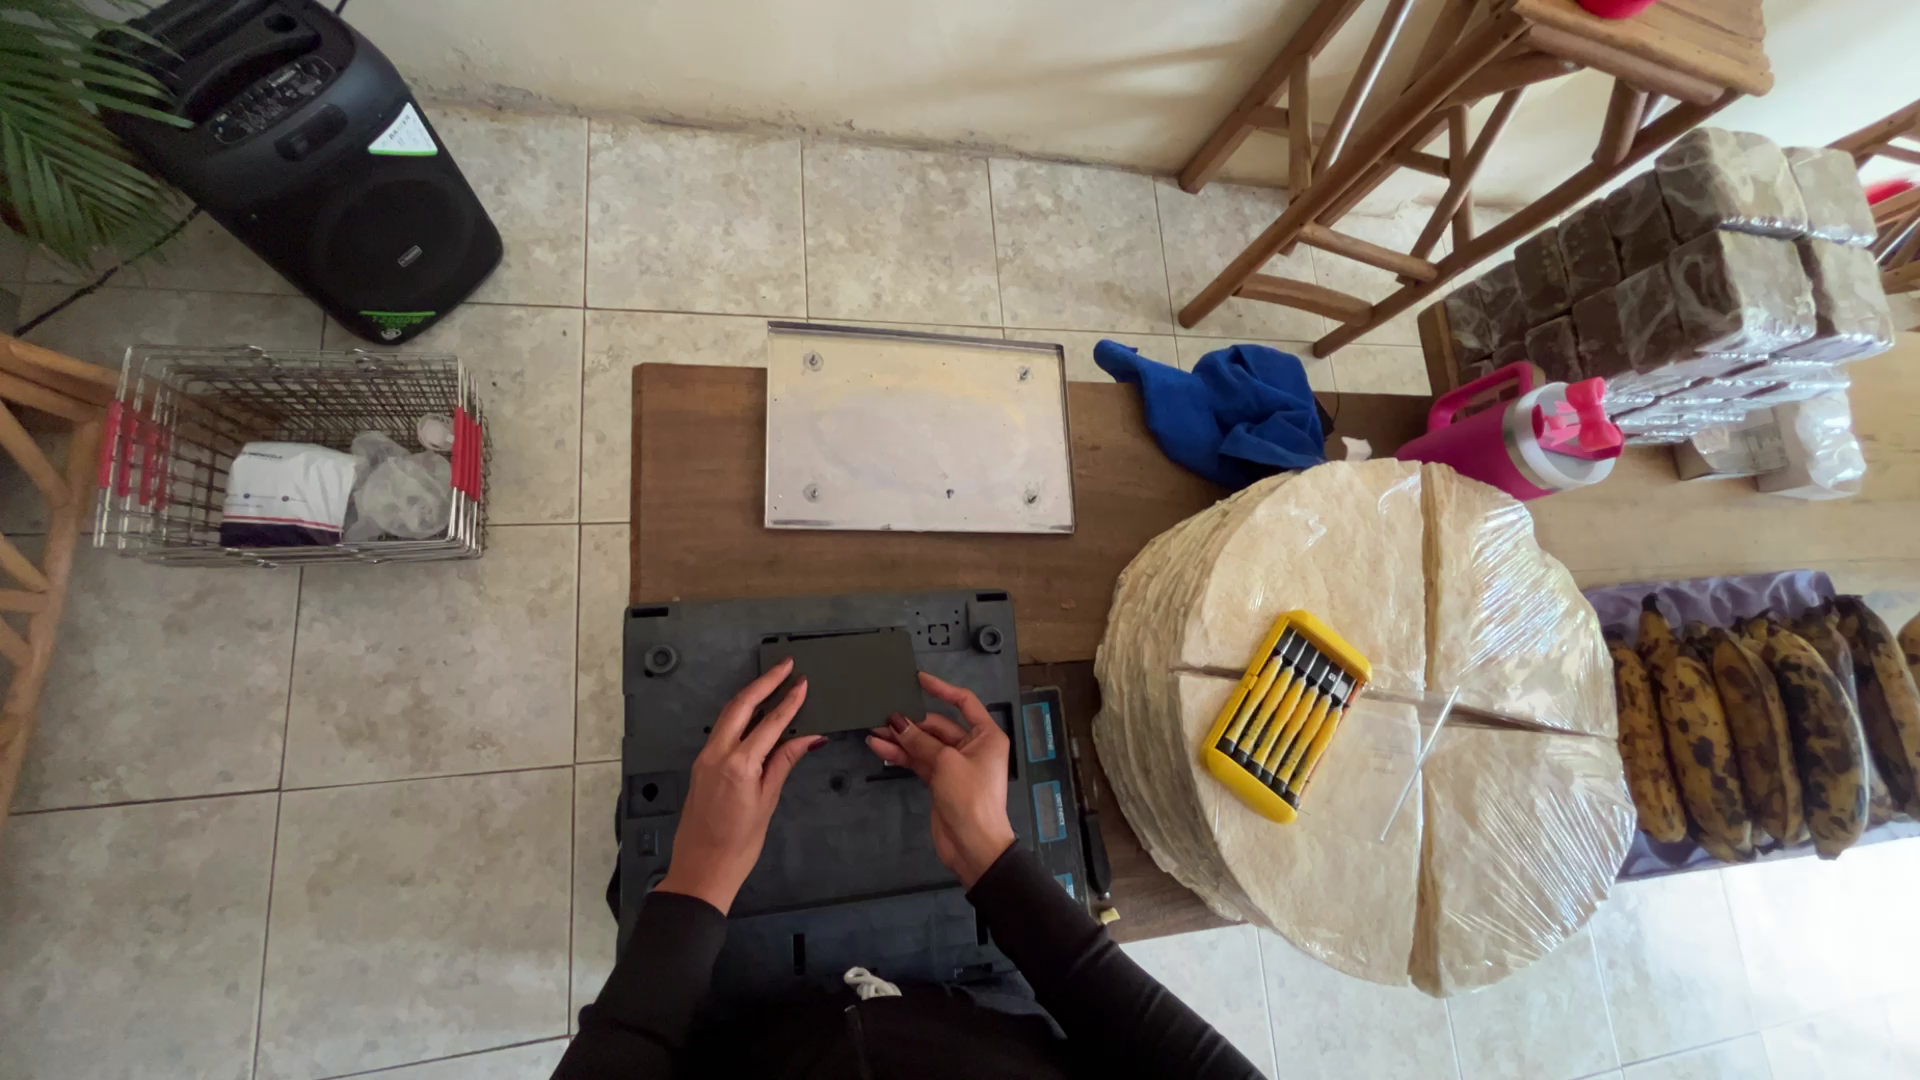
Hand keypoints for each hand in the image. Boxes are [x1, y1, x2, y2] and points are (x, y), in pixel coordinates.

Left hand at [659, 658, 825, 913]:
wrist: (701, 871)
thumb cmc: (737, 844)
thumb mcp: (768, 801)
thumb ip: (785, 761)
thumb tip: (809, 738)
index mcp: (738, 764)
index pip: (770, 722)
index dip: (789, 701)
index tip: (803, 683)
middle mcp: (717, 754)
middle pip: (742, 705)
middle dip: (765, 682)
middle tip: (786, 665)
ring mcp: (705, 758)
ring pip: (729, 713)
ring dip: (751, 694)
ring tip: (772, 680)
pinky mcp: (701, 765)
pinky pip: (722, 729)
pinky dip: (740, 713)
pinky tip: (755, 711)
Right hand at [866, 671, 1016, 887]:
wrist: (974, 846)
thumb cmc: (970, 798)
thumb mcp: (946, 764)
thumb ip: (920, 741)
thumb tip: (897, 721)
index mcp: (986, 735)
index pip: (964, 702)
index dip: (942, 688)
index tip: (919, 679)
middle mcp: (972, 746)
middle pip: (938, 725)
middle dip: (911, 722)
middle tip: (882, 715)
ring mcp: (955, 764)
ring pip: (924, 744)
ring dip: (901, 739)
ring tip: (874, 731)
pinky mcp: (940, 781)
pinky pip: (919, 760)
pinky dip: (901, 755)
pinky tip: (880, 748)